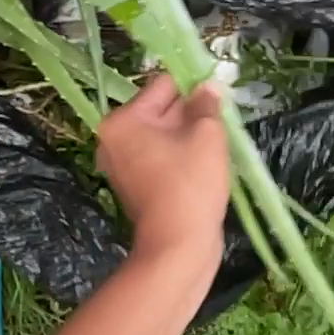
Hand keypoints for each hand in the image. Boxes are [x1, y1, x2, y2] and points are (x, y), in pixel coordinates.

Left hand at [97, 76, 230, 263]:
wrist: (178, 248)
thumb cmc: (190, 185)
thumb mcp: (206, 135)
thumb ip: (206, 104)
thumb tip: (207, 86)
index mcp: (122, 121)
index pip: (162, 86)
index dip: (193, 86)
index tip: (217, 93)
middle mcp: (113, 139)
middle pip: (161, 110)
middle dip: (191, 113)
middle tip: (220, 121)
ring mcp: (122, 165)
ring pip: (163, 135)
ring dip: (189, 135)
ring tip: (215, 146)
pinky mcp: (135, 185)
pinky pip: (161, 157)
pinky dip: (181, 156)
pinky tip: (205, 164)